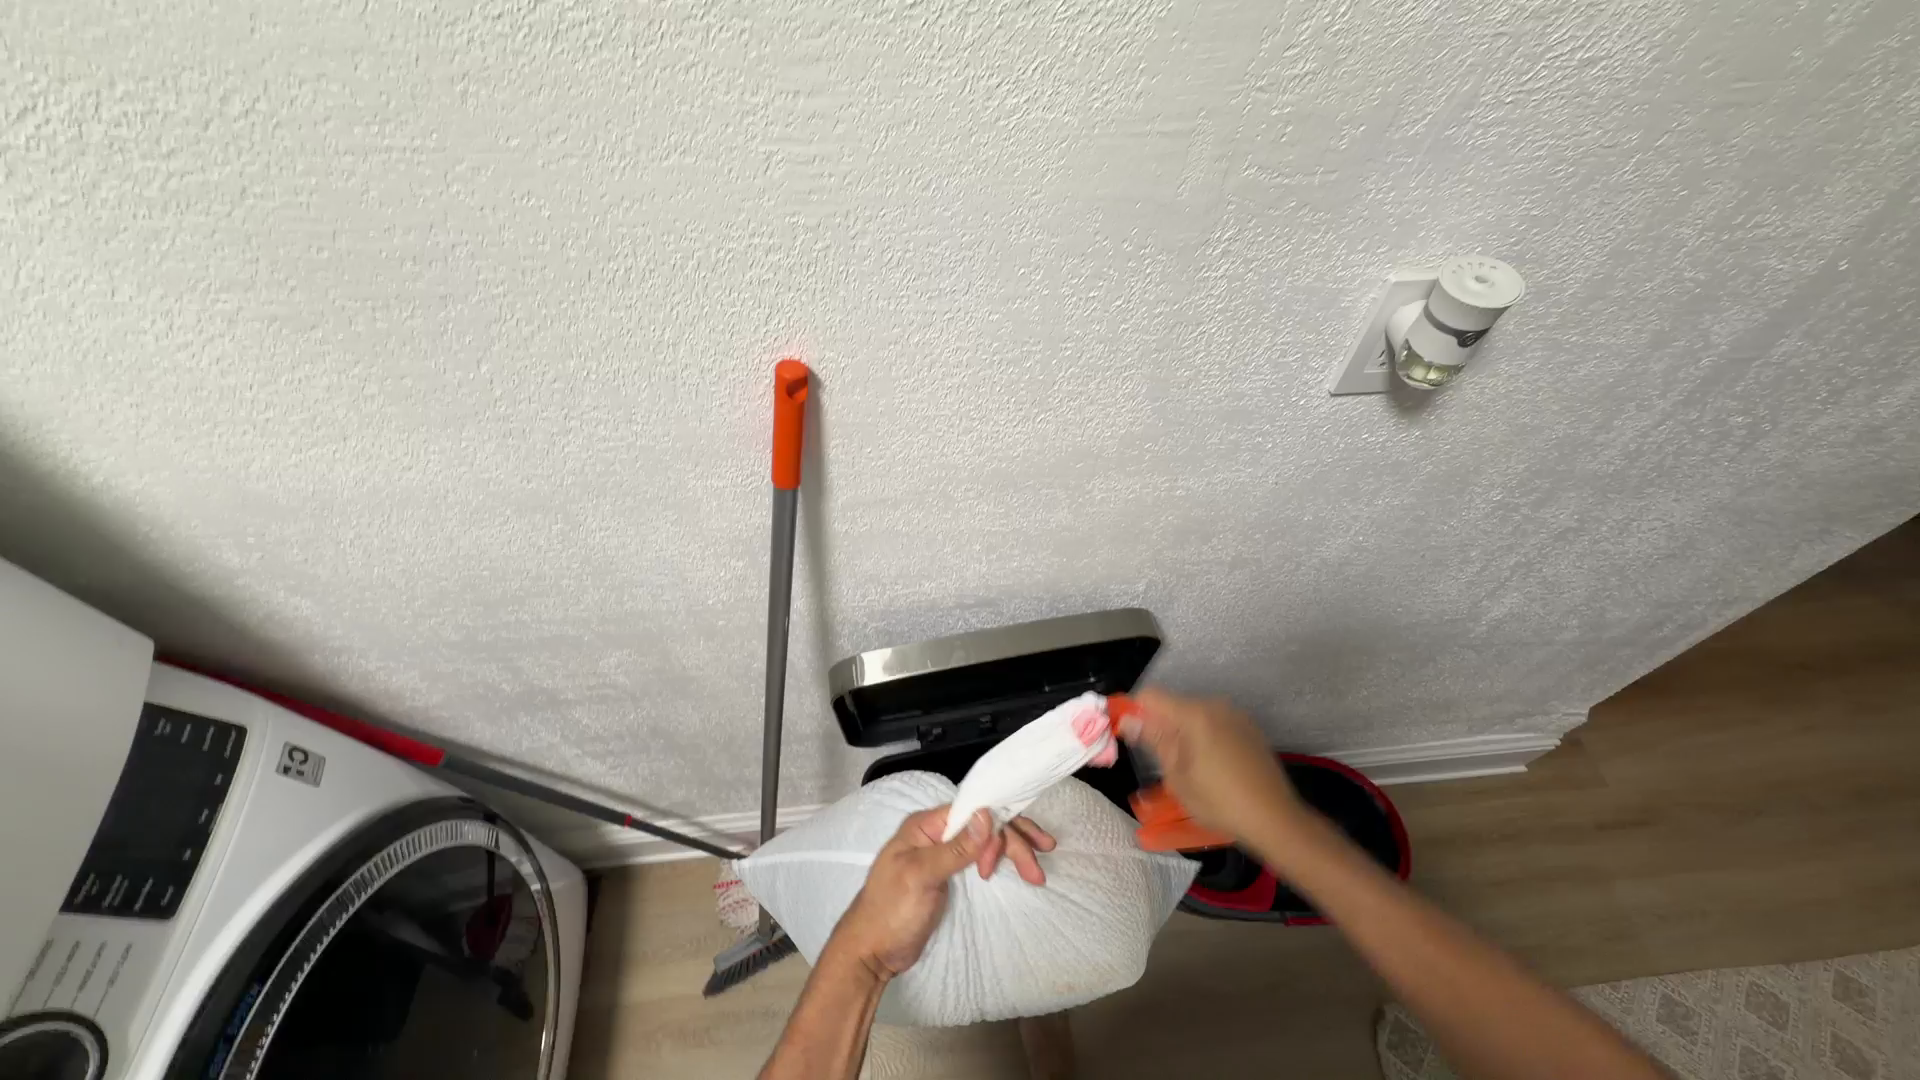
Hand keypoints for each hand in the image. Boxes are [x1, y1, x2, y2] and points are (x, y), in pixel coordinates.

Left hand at [829, 805, 1056, 978]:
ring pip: (985, 839)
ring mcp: (942, 853)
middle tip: (1039, 868)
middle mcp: (935, 832)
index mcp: (925, 825)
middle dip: (1015, 840)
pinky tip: (1014, 867)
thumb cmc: (890, 911)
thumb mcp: (922, 877)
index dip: (1000, 829)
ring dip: (1012, 849)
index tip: (1022, 855)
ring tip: (1037, 871)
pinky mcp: (947, 873)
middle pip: (984, 824)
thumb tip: (988, 814)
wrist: (871, 951)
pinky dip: (1000, 859)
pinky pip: (979, 855)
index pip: (974, 812)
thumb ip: (955, 848)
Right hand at [1117, 688, 1312, 844]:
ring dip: (1184, 732)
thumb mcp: (1177, 777)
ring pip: (1195, 714)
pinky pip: (1216, 722)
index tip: (1132, 735)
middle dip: (1162, 725)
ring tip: (1190, 766)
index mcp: (1194, 715)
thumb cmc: (1220, 802)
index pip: (1151, 696)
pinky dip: (1206, 735)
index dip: (1136, 711)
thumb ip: (1153, 741)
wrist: (1275, 818)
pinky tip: (1213, 765)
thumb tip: (1129, 720)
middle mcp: (1215, 705)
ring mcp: (1236, 715)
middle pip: (1174, 704)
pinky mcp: (1250, 727)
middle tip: (1162, 760)